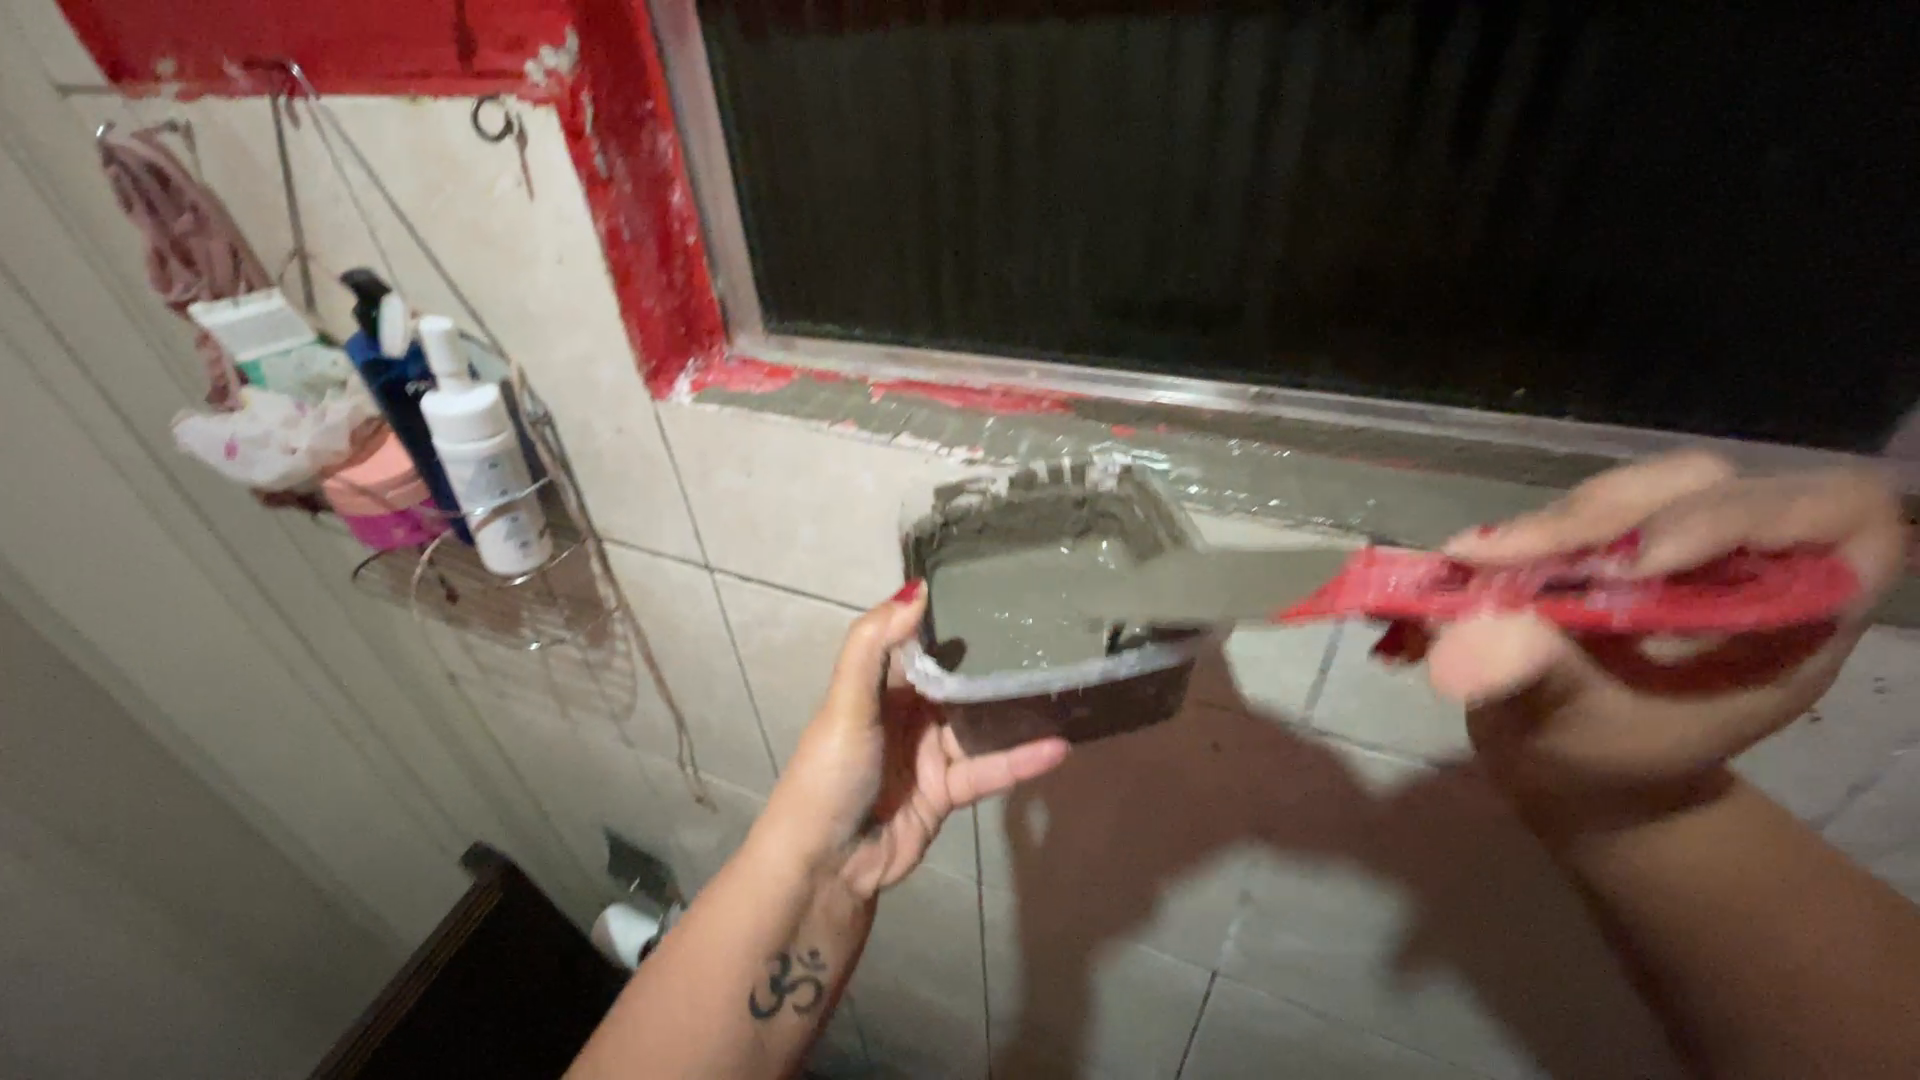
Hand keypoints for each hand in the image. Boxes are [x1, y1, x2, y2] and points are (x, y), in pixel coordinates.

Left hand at [757, 581, 1070, 898]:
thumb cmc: (831, 772)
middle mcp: (907, 715)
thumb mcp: (846, 702)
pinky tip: (1056, 747)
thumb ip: (874, 644)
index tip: (995, 592)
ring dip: (1015, 713)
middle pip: (957, 683)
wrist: (825, 864)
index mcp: (879, 687)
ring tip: (1062, 687)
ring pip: (979, 726)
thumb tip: (917, 587)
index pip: (920, 644)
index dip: (951, 621)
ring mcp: (929, 754)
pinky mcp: (948, 792)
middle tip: (1047, 635)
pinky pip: (989, 770)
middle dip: (993, 663)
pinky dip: (1020, 760)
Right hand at [1426, 451, 1907, 821]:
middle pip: (1698, 485)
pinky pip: (1563, 516)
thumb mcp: (1585, 730)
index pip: (1826, 514)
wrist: (1567, 765)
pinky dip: (1513, 536)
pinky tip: (1461, 564)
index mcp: (1800, 610)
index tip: (1629, 562)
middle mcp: (1741, 561)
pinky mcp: (1599, 545)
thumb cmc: (1607, 762)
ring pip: (1621, 493)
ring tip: (1471, 561)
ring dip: (1547, 523)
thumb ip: (1545, 676)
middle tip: (1507, 555)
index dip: (1733, 517)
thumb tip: (1473, 636)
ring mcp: (1662, 546)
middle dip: (1602, 515)